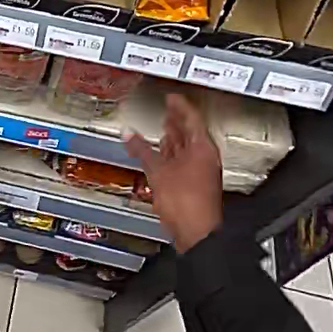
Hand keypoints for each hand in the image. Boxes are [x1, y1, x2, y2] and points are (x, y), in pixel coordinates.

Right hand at [124, 93, 223, 250]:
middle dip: (177, 120)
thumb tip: (128, 134)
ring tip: (164, 128)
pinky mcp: (195, 184)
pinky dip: (173, 154)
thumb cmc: (184, 202)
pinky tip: (163, 155)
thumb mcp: (157, 171)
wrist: (196, 233)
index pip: (191, 118)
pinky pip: (185, 161)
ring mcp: (201, 171)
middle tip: (167, 110)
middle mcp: (205, 157)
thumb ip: (141, 150)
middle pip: (191, 132)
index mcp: (201, 148)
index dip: (180, 106)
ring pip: (188, 147)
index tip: (171, 98)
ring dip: (175, 137)